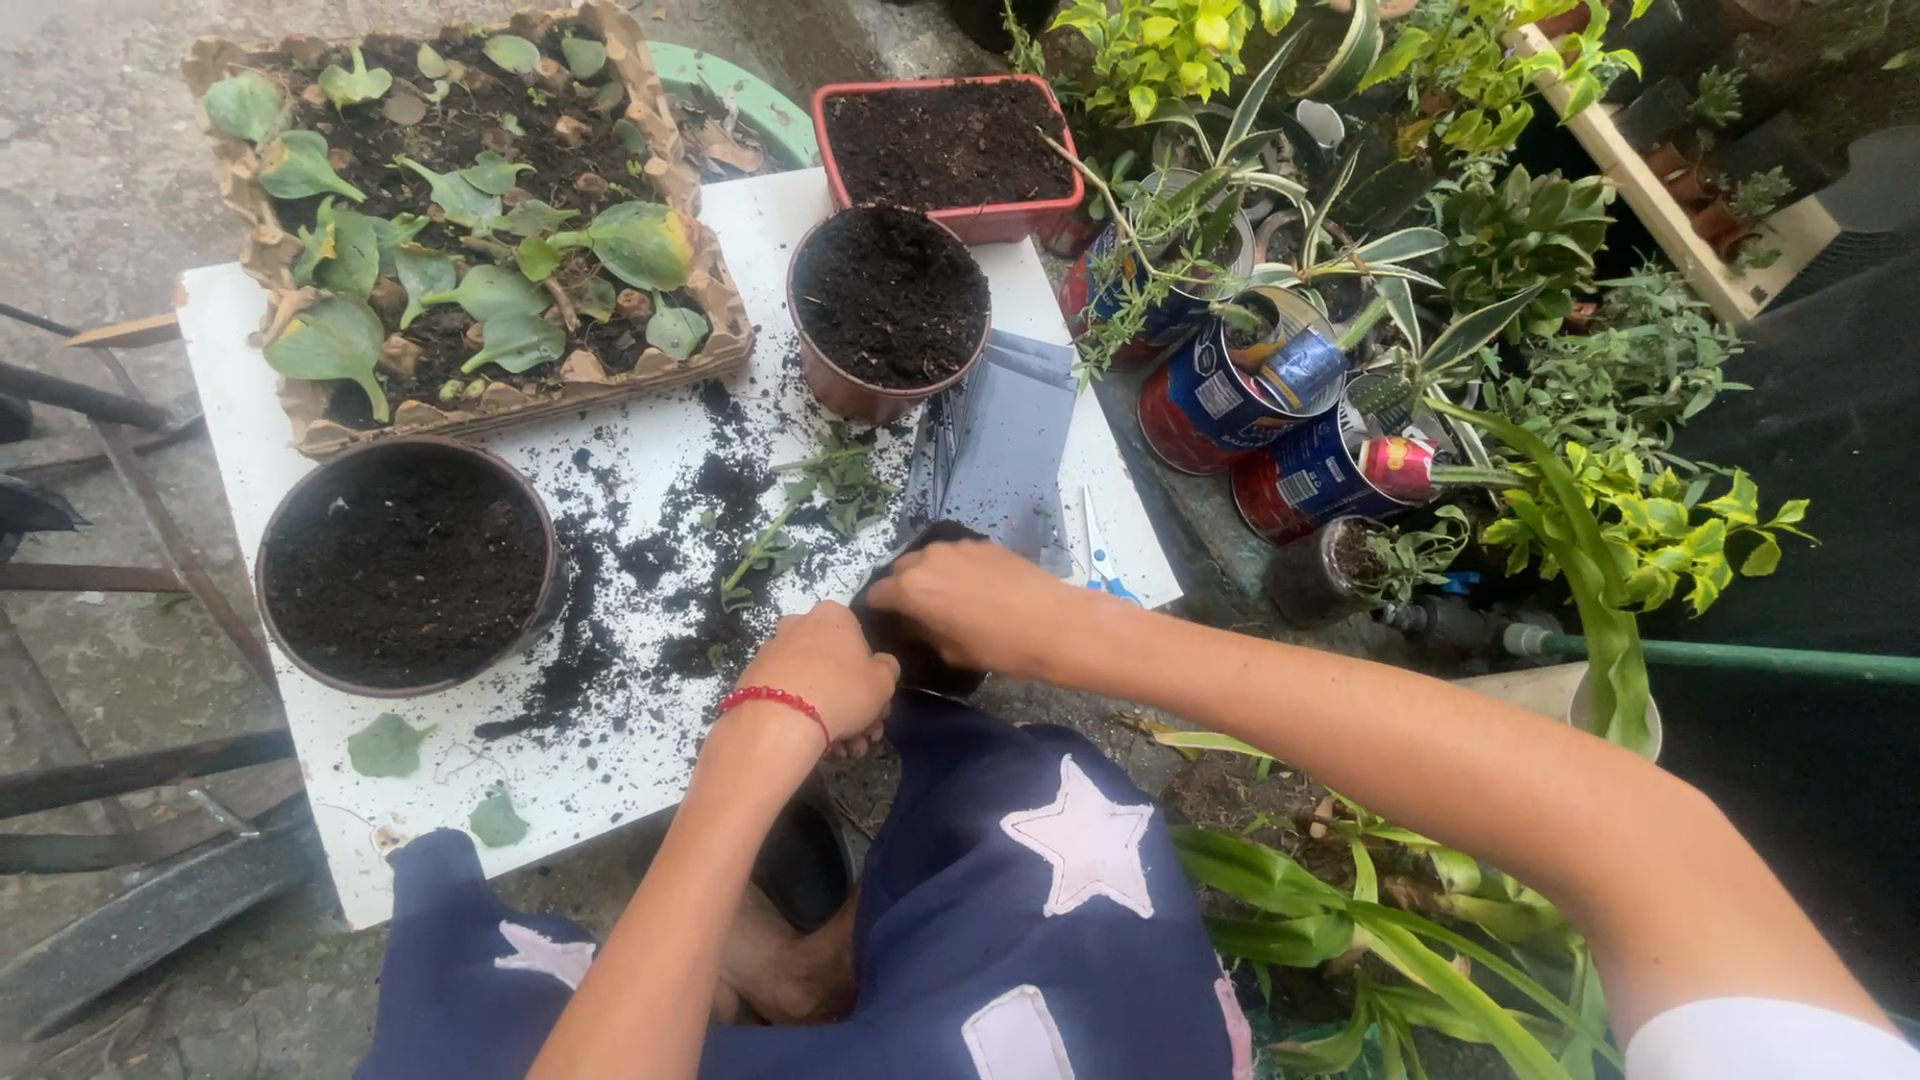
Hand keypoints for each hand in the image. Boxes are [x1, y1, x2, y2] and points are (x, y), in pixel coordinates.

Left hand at [730, 601, 899, 749]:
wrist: (779, 721)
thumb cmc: (841, 691)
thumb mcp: (884, 681)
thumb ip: (888, 668)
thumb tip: (880, 666)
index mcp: (833, 615)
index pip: (860, 642)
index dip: (872, 678)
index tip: (877, 706)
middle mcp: (799, 624)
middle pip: (835, 666)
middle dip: (854, 704)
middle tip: (865, 735)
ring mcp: (772, 651)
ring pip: (812, 684)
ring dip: (832, 716)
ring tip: (844, 750)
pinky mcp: (752, 678)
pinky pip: (788, 695)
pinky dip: (803, 717)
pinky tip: (818, 746)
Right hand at [865, 540, 1106, 680]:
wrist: (1053, 622)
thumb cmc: (998, 646)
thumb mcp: (950, 652)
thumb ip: (922, 633)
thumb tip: (912, 623)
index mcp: (911, 589)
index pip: (877, 594)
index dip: (880, 609)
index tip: (890, 622)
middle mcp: (928, 559)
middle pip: (901, 570)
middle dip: (903, 588)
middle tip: (919, 611)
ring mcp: (957, 547)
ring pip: (929, 558)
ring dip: (930, 575)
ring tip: (948, 597)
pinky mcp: (983, 543)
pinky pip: (957, 555)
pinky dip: (956, 568)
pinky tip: (975, 586)